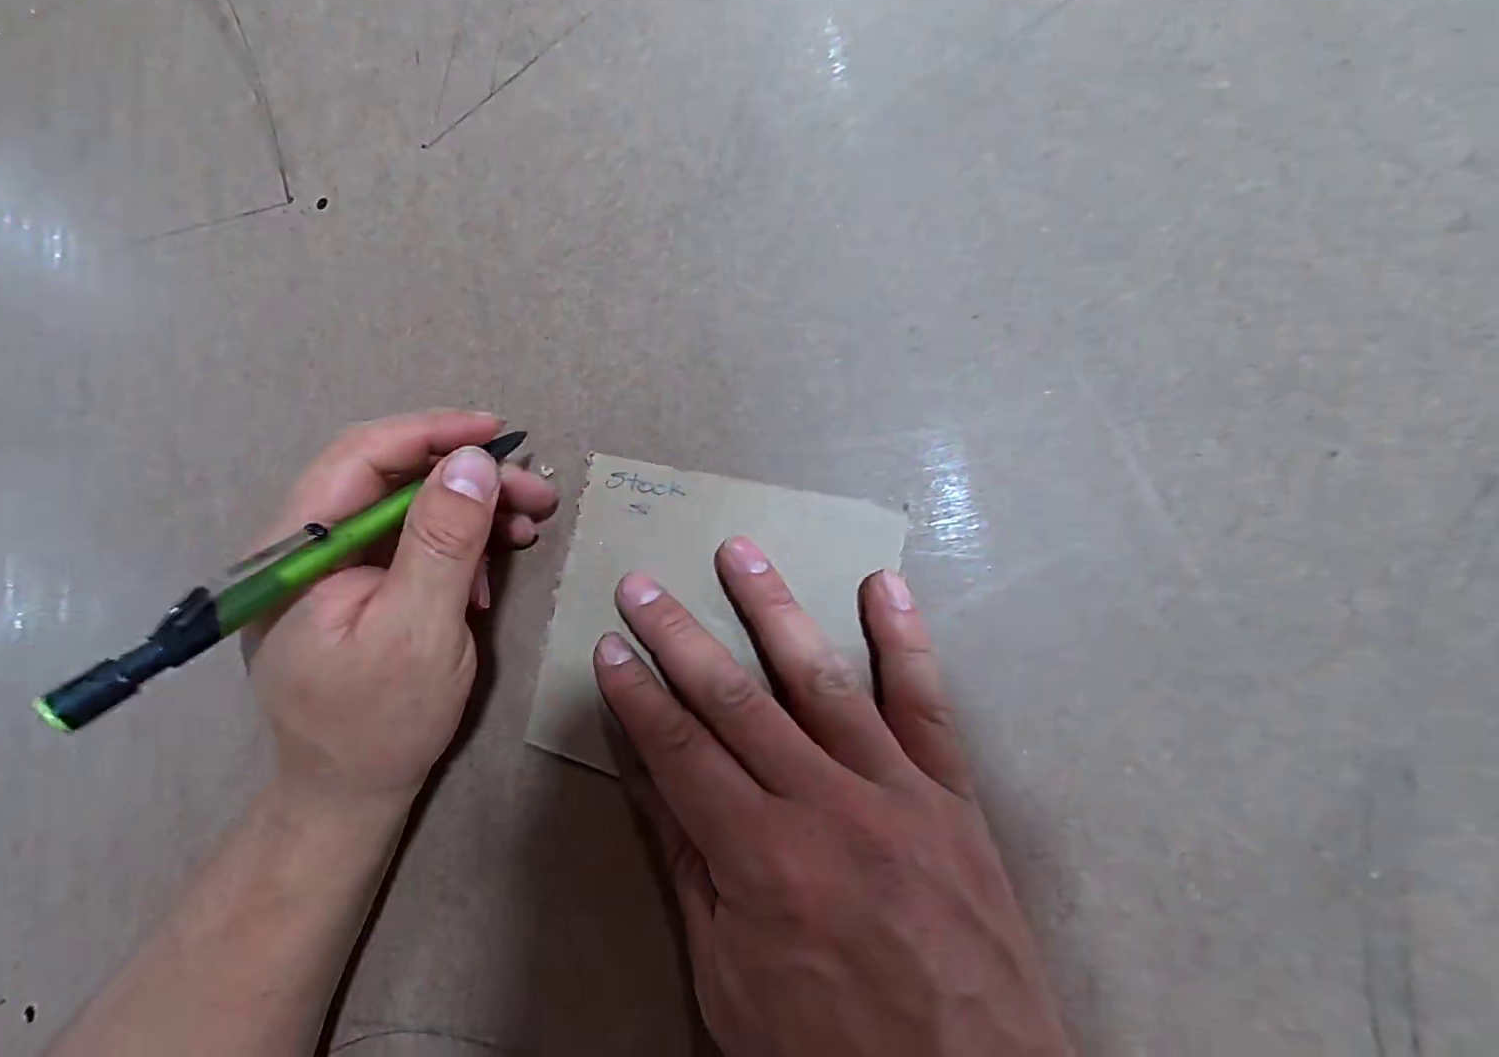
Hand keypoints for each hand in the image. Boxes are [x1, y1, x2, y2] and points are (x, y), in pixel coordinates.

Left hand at [244, 411, 558, 808]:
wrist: (350, 797)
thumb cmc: (379, 725)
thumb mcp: (419, 631)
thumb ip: (442, 541)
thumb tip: (472, 461)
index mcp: (297, 549)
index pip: (360, 457)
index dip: (431, 433)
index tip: (498, 433)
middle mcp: (307, 546)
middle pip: (388, 479)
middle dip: (466, 478)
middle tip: (535, 492)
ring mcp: (332, 568)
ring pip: (406, 510)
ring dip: (470, 511)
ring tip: (527, 525)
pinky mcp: (359, 588)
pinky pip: (411, 546)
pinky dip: (457, 547)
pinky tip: (490, 570)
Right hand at [594, 539, 1071, 1056]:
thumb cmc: (825, 1047)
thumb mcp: (724, 970)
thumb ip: (683, 858)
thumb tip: (641, 771)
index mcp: (761, 856)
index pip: (677, 748)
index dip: (635, 693)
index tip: (608, 646)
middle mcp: (825, 806)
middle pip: (733, 698)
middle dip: (678, 634)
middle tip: (641, 585)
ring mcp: (896, 792)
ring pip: (821, 677)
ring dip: (772, 609)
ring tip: (739, 553)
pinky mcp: (951, 798)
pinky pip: (927, 706)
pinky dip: (905, 640)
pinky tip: (881, 585)